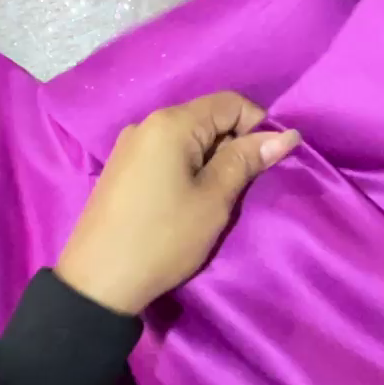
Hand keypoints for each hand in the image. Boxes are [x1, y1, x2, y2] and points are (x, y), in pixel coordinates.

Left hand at [56, 92, 299, 314]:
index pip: (230, 102)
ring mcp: (131, 145)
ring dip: (212, 159)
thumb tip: (286, 135)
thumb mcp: (214, 200)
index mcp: (171, 123)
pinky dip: (188, 167)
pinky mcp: (123, 167)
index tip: (267, 163)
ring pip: (188, 138)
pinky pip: (167, 153)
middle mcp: (148, 124)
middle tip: (243, 187)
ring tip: (216, 198)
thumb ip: (247, 161)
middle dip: (234, 144)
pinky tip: (187, 200)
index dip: (258, 126)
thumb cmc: (163, 238)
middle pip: (208, 117)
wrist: (98, 281)